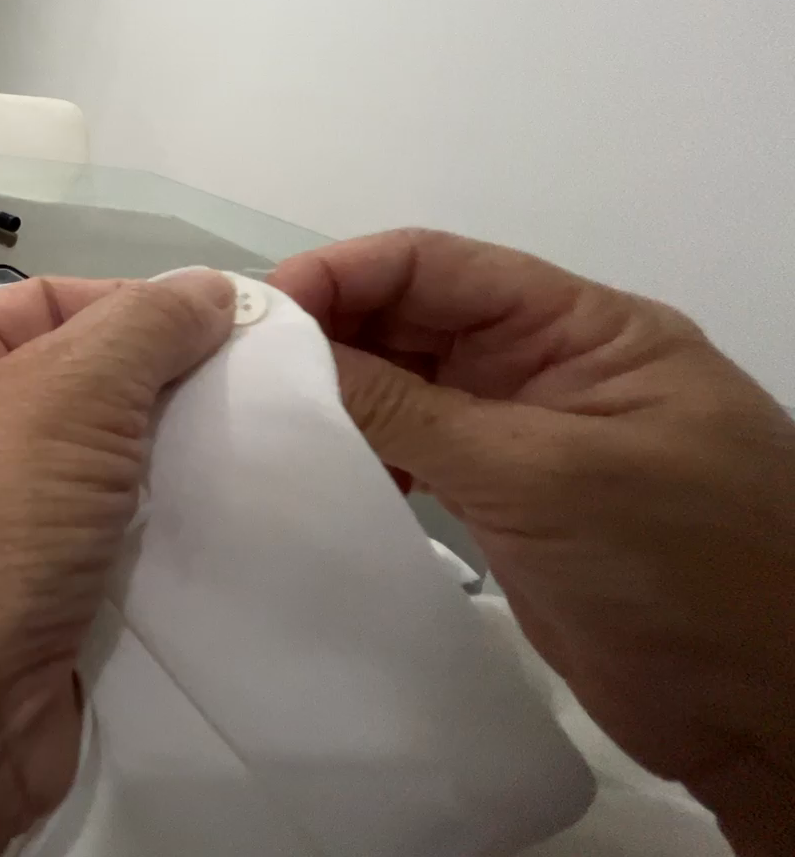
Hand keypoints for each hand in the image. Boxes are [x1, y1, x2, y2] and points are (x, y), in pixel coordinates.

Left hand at [0, 273, 233, 856]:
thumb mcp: (61, 393)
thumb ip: (140, 328)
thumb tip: (205, 287)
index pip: (44, 301)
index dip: (133, 303)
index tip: (227, 322)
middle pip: (77, 378)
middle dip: (160, 382)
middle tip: (256, 388)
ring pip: (99, 456)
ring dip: (169, 454)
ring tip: (253, 445)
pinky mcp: (31, 577)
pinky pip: (107, 524)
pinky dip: (160, 517)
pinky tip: (225, 510)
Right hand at [270, 229, 794, 854]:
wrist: (761, 717)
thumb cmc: (678, 571)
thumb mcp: (531, 471)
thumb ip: (401, 406)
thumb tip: (284, 354)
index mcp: (576, 328)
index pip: (431, 265)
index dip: (338, 273)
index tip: (259, 314)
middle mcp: (535, 359)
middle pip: (402, 313)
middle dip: (322, 330)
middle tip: (239, 365)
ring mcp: (508, 421)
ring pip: (391, 373)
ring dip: (330, 386)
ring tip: (266, 411)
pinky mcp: (485, 478)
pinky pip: (397, 433)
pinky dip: (353, 438)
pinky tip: (320, 460)